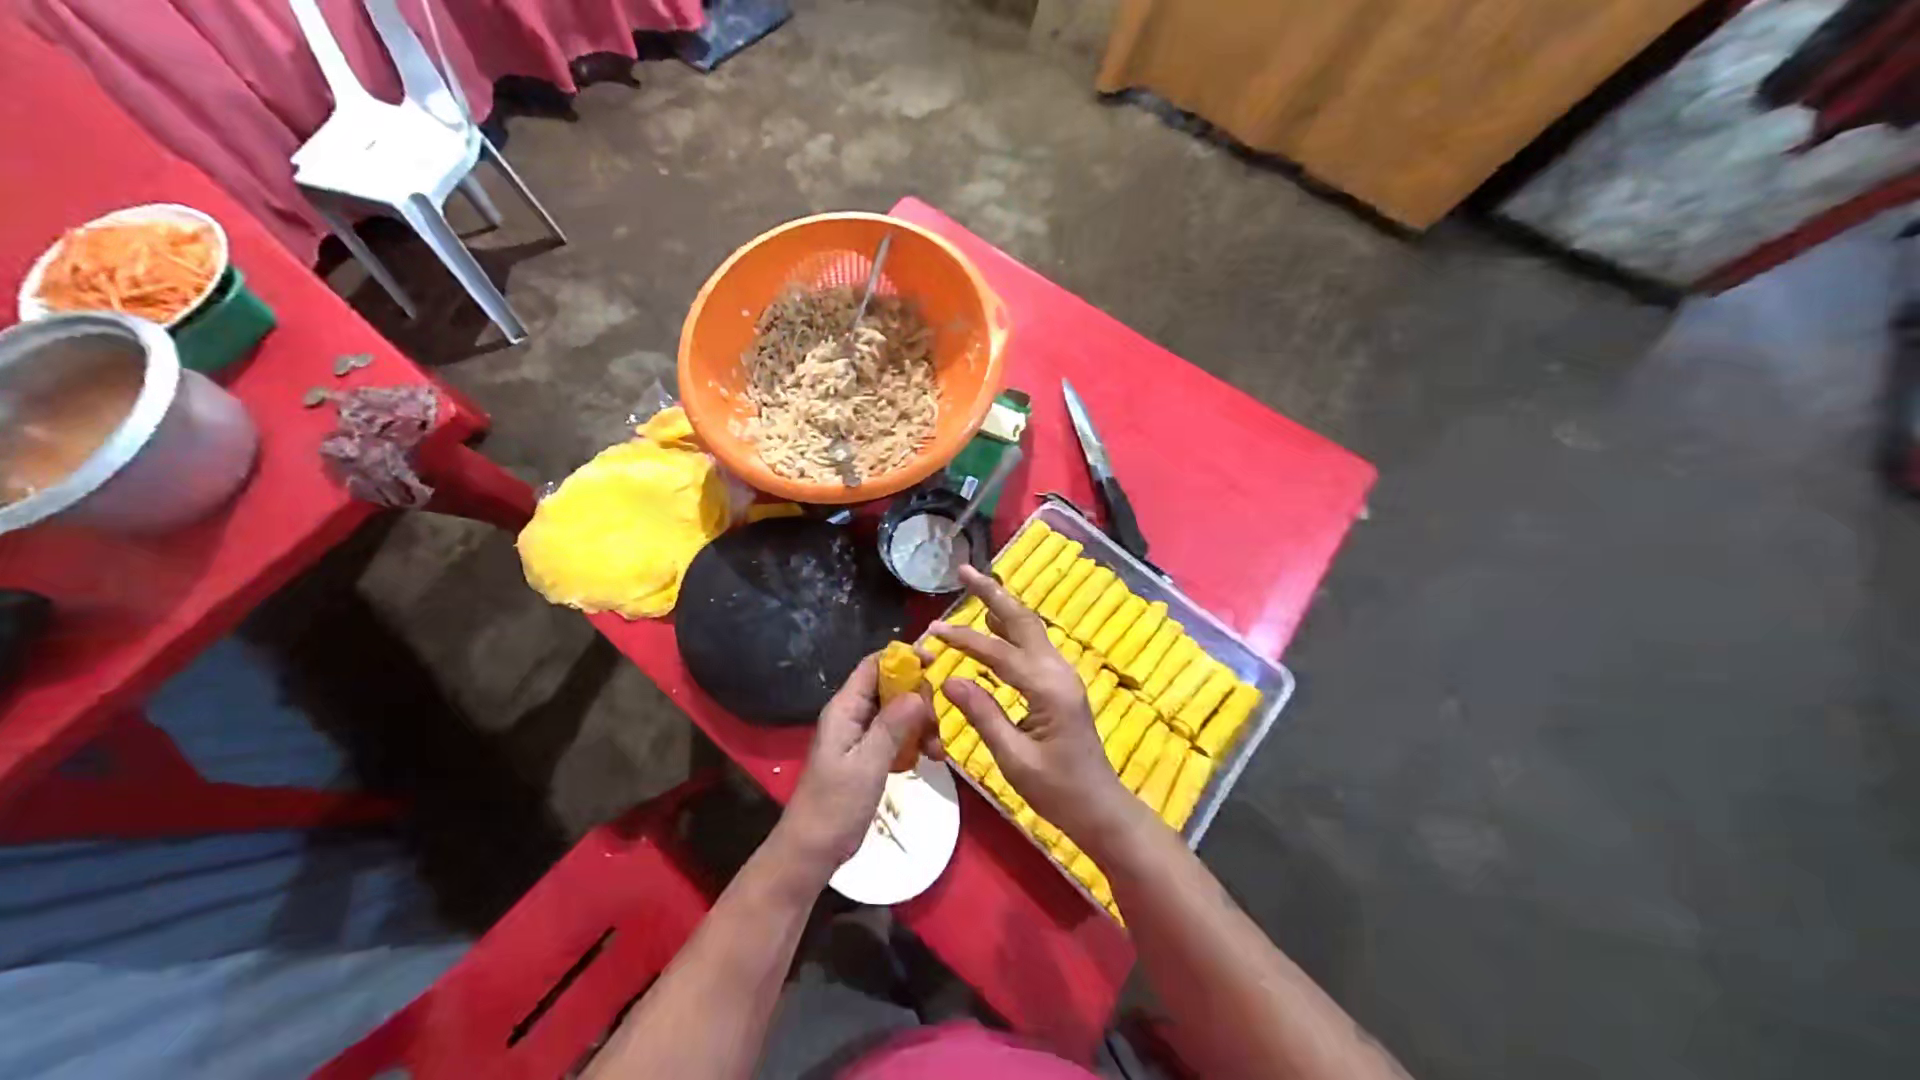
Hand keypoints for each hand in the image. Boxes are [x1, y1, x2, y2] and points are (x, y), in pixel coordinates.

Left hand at [777, 654, 935, 875]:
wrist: (812, 850)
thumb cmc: (835, 805)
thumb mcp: (867, 764)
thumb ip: (892, 726)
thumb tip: (918, 692)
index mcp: (845, 708)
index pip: (875, 665)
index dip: (905, 658)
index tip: (936, 664)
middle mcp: (853, 714)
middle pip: (893, 687)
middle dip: (920, 700)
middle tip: (938, 727)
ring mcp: (861, 734)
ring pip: (900, 712)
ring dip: (922, 725)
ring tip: (936, 752)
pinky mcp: (869, 754)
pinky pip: (898, 735)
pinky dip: (915, 742)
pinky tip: (927, 760)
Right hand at [930, 565, 1131, 838]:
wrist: (1099, 807)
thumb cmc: (1057, 790)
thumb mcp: (1013, 758)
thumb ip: (982, 715)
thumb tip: (950, 679)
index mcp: (1048, 689)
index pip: (998, 653)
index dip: (963, 639)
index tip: (932, 630)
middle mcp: (1058, 672)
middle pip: (1023, 621)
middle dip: (992, 593)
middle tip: (963, 570)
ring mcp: (1062, 676)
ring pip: (1030, 629)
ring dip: (1002, 606)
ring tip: (974, 586)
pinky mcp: (1059, 685)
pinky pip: (1033, 646)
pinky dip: (1010, 628)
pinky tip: (993, 625)